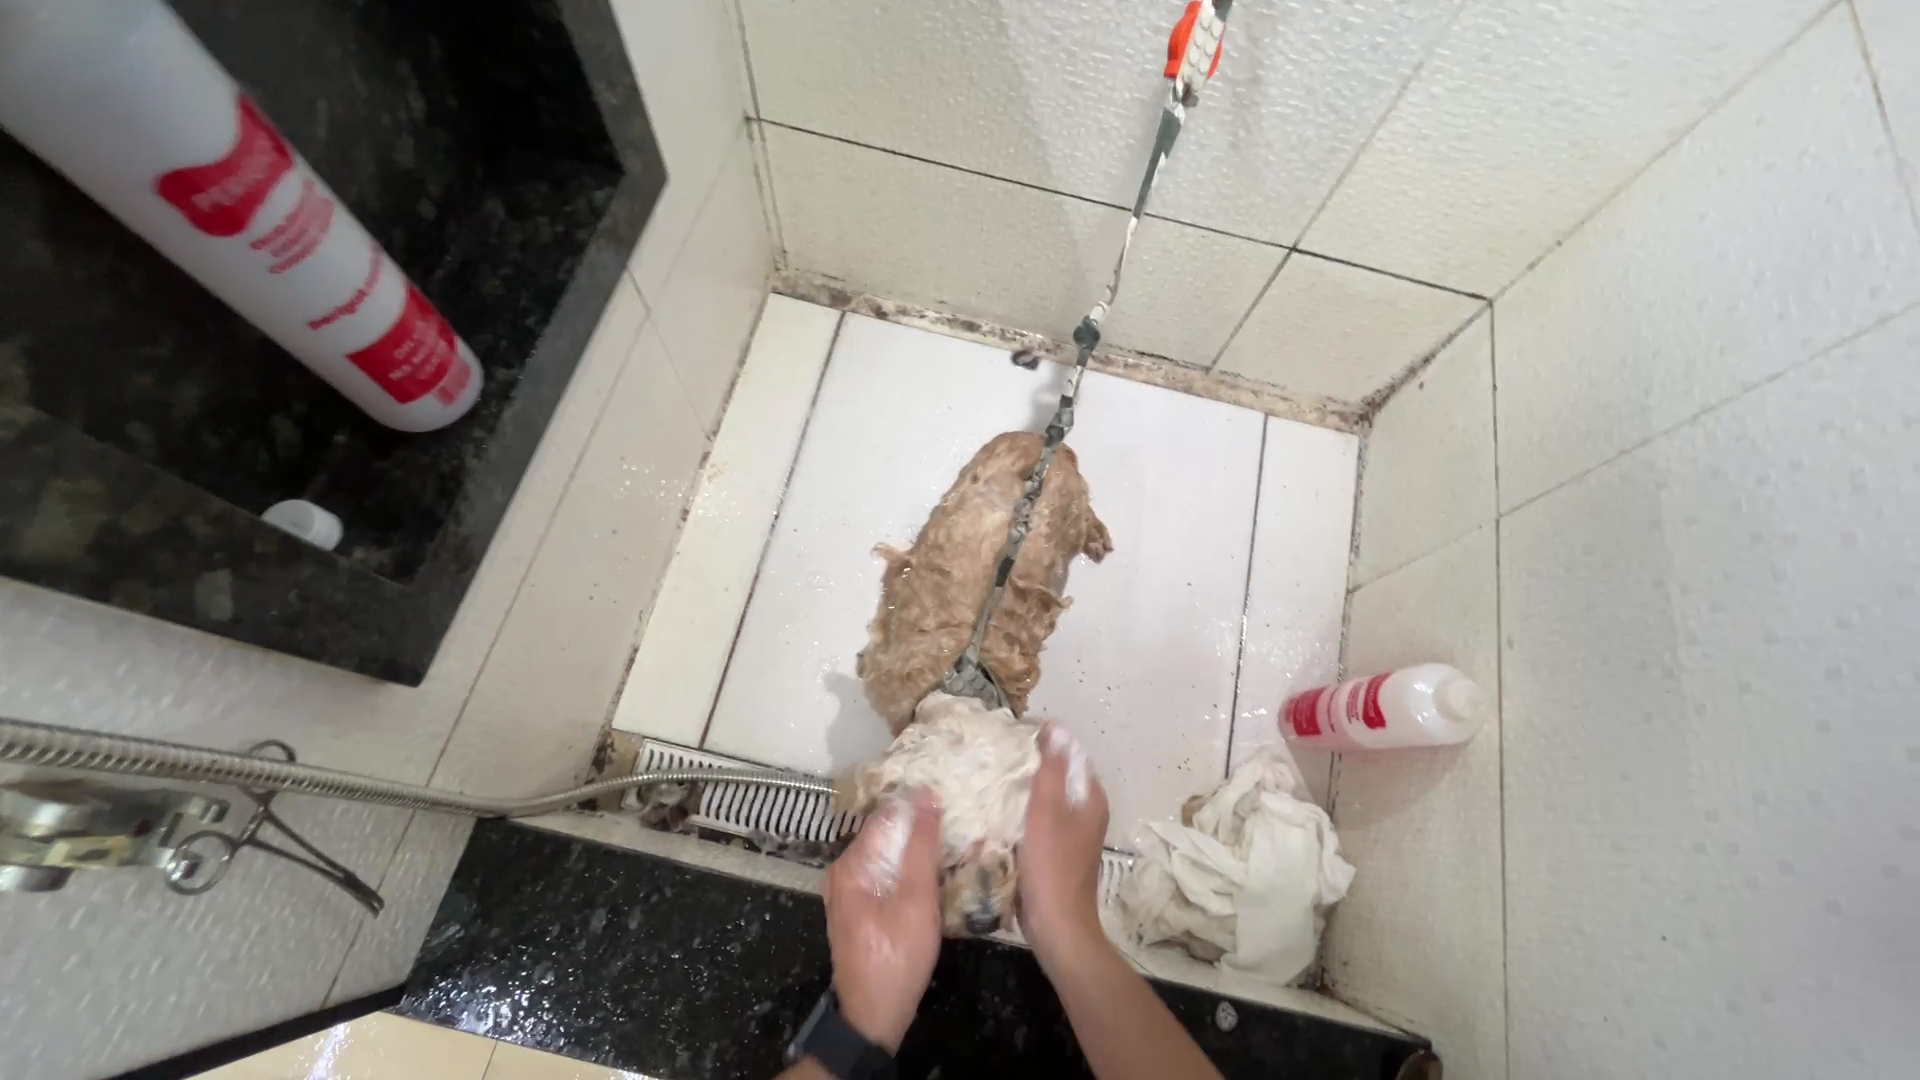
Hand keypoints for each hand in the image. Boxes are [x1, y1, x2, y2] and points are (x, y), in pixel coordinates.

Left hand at [822, 789, 944, 1052]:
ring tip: (950, 847)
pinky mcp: (858, 909)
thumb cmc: (897, 956)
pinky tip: (931, 877)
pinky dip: (906, 871)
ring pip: (886, 855)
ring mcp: (848, 891)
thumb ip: (921, 845)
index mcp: (851, 863)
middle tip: (956, 825)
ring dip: (915, 852)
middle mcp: (842, 871)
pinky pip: (884, 875)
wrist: (873, 1017)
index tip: (949, 800)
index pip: (887, 815)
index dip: (918, 806)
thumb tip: (928, 794)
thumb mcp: (916, 898)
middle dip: (918, 829)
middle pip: (885, 834)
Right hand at [1016, 725, 1110, 969]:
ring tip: (994, 776)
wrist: (1056, 926)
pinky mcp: (1058, 850)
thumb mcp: (1047, 810)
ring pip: (1049, 797)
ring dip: (1026, 786)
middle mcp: (1087, 811)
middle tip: (997, 754)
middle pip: (1060, 774)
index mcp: (1091, 798)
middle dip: (1032, 762)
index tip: (1012, 736)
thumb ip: (1052, 768)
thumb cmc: (1052, 865)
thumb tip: (1055, 726)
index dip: (1045, 741)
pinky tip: (1000, 809)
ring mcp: (1074, 833)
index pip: (1071, 754)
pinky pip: (1041, 818)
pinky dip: (1024, 810)